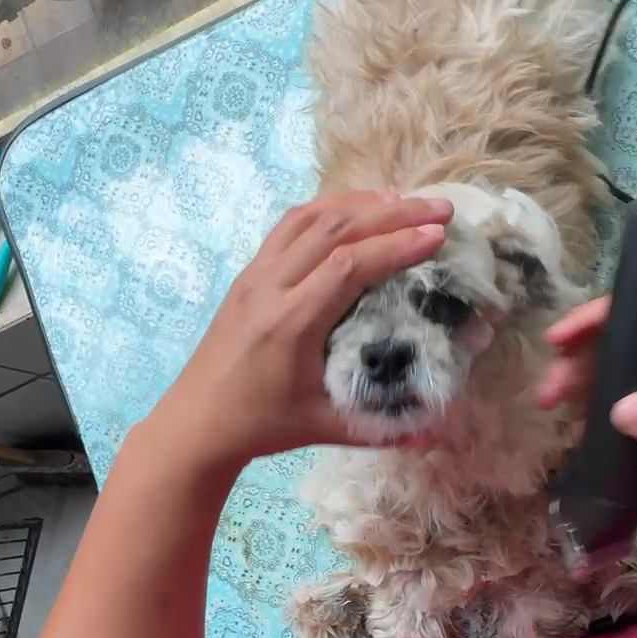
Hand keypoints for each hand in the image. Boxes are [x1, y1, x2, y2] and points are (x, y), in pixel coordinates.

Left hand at [143, 191, 452, 474]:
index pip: (349, 265)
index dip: (396, 245)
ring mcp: (254, 276)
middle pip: (334, 228)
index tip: (437, 235)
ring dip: (359, 203)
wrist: (197, 423)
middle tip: (438, 208)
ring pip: (309, 218)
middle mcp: (270, 288)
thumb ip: (379, 428)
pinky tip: (353, 210)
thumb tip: (435, 437)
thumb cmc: (261, 426)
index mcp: (290, 323)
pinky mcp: (247, 275)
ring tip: (403, 200)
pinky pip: (289, 227)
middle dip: (392, 212)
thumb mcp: (322, 428)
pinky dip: (326, 210)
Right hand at [536, 295, 636, 513]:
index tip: (557, 339)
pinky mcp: (630, 421)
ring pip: (594, 376)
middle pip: (602, 348)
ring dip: (566, 386)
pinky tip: (571, 430)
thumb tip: (623, 410)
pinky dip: (577, 413)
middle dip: (568, 363)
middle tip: (547, 393)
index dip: (591, 320)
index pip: (632, 318)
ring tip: (548, 407)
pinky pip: (595, 407)